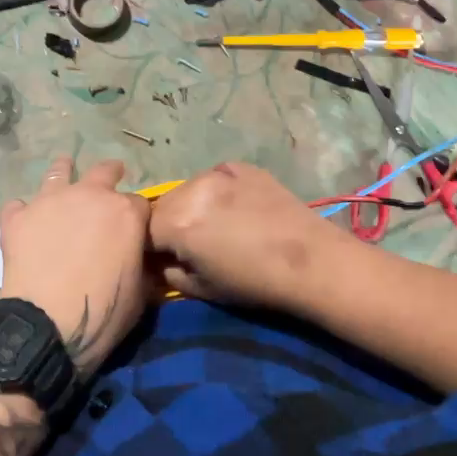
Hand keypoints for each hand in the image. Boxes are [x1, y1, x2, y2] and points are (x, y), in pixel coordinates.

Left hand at [0, 157, 151, 376]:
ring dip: (64, 171)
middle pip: (103, 171)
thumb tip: (139, 260)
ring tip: (64, 168)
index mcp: (126, 213)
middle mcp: (89, 196)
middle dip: (110, 172)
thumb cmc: (103, 313)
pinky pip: (18, 205)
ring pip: (58, 172)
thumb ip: (140, 265)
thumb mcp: (139, 293)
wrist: (49, 325)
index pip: (140, 203)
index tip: (135, 226)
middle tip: (113, 173)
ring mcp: (50, 202)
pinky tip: (23, 220)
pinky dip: (22, 212)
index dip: (138, 215)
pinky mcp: (18, 217)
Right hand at [149, 162, 347, 310]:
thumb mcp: (201, 288)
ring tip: (216, 225)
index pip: (143, 231)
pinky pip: (216, 177)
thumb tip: (159, 262)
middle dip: (169, 223)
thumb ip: (169, 272)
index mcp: (175, 222)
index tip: (166, 259)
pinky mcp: (241, 167)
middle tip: (191, 244)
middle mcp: (190, 190)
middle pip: (163, 205)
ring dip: (192, 205)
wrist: (312, 262)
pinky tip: (236, 209)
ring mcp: (217, 173)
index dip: (152, 248)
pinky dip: (217, 191)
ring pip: (188, 189)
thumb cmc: (254, 283)